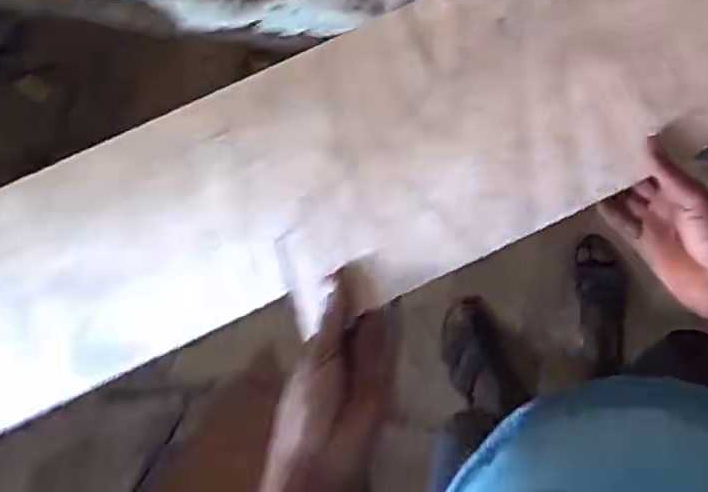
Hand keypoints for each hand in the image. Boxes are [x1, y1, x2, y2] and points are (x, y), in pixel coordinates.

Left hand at [261, 268, 392, 491]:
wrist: (326, 458)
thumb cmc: (308, 407)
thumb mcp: (317, 356)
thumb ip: (333, 318)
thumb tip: (338, 278)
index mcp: (321, 348)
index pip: (335, 311)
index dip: (343, 287)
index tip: (352, 257)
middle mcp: (345, 351)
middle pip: (358, 314)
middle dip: (364, 289)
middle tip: (374, 249)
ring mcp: (367, 361)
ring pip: (376, 324)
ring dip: (381, 299)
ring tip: (389, 260)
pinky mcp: (387, 371)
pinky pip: (392, 341)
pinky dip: (396, 319)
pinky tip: (399, 292)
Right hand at [598, 136, 707, 333]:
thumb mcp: (695, 199)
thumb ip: (668, 172)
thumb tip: (648, 138)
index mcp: (682, 188)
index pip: (655, 165)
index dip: (638, 152)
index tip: (615, 133)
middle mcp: (666, 202)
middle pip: (638, 182)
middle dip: (621, 168)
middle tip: (594, 148)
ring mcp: (654, 223)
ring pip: (628, 201)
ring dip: (612, 189)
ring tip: (588, 169)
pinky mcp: (644, 244)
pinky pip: (624, 224)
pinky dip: (611, 213)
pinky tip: (594, 199)